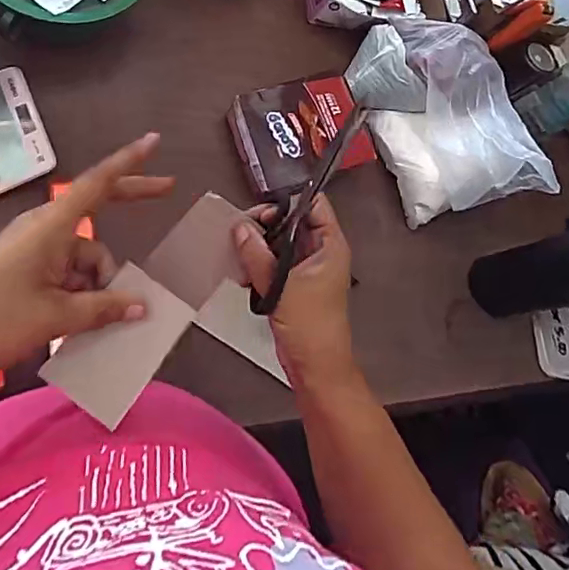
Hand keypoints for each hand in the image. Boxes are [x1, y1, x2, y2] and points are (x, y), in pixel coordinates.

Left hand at [0, 132, 175, 383]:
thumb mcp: (56, 317)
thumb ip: (102, 308)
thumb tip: (141, 305)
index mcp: (52, 225)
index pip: (99, 183)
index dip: (129, 160)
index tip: (154, 140)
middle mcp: (42, 227)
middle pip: (95, 212)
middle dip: (129, 202)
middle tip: (166, 189)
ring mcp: (29, 247)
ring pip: (81, 253)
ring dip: (96, 279)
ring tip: (94, 320)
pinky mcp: (18, 268)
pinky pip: (62, 269)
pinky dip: (77, 290)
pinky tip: (76, 323)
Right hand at [233, 194, 357, 387]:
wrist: (316, 369)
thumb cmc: (310, 326)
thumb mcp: (281, 286)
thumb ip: (258, 254)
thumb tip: (240, 227)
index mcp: (330, 244)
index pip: (314, 204)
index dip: (289, 200)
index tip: (262, 208)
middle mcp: (320, 250)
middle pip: (292, 220)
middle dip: (266, 222)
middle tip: (242, 229)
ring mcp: (306, 267)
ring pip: (280, 241)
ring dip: (259, 244)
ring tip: (238, 250)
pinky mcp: (292, 283)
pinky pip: (273, 260)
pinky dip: (258, 261)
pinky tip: (242, 269)